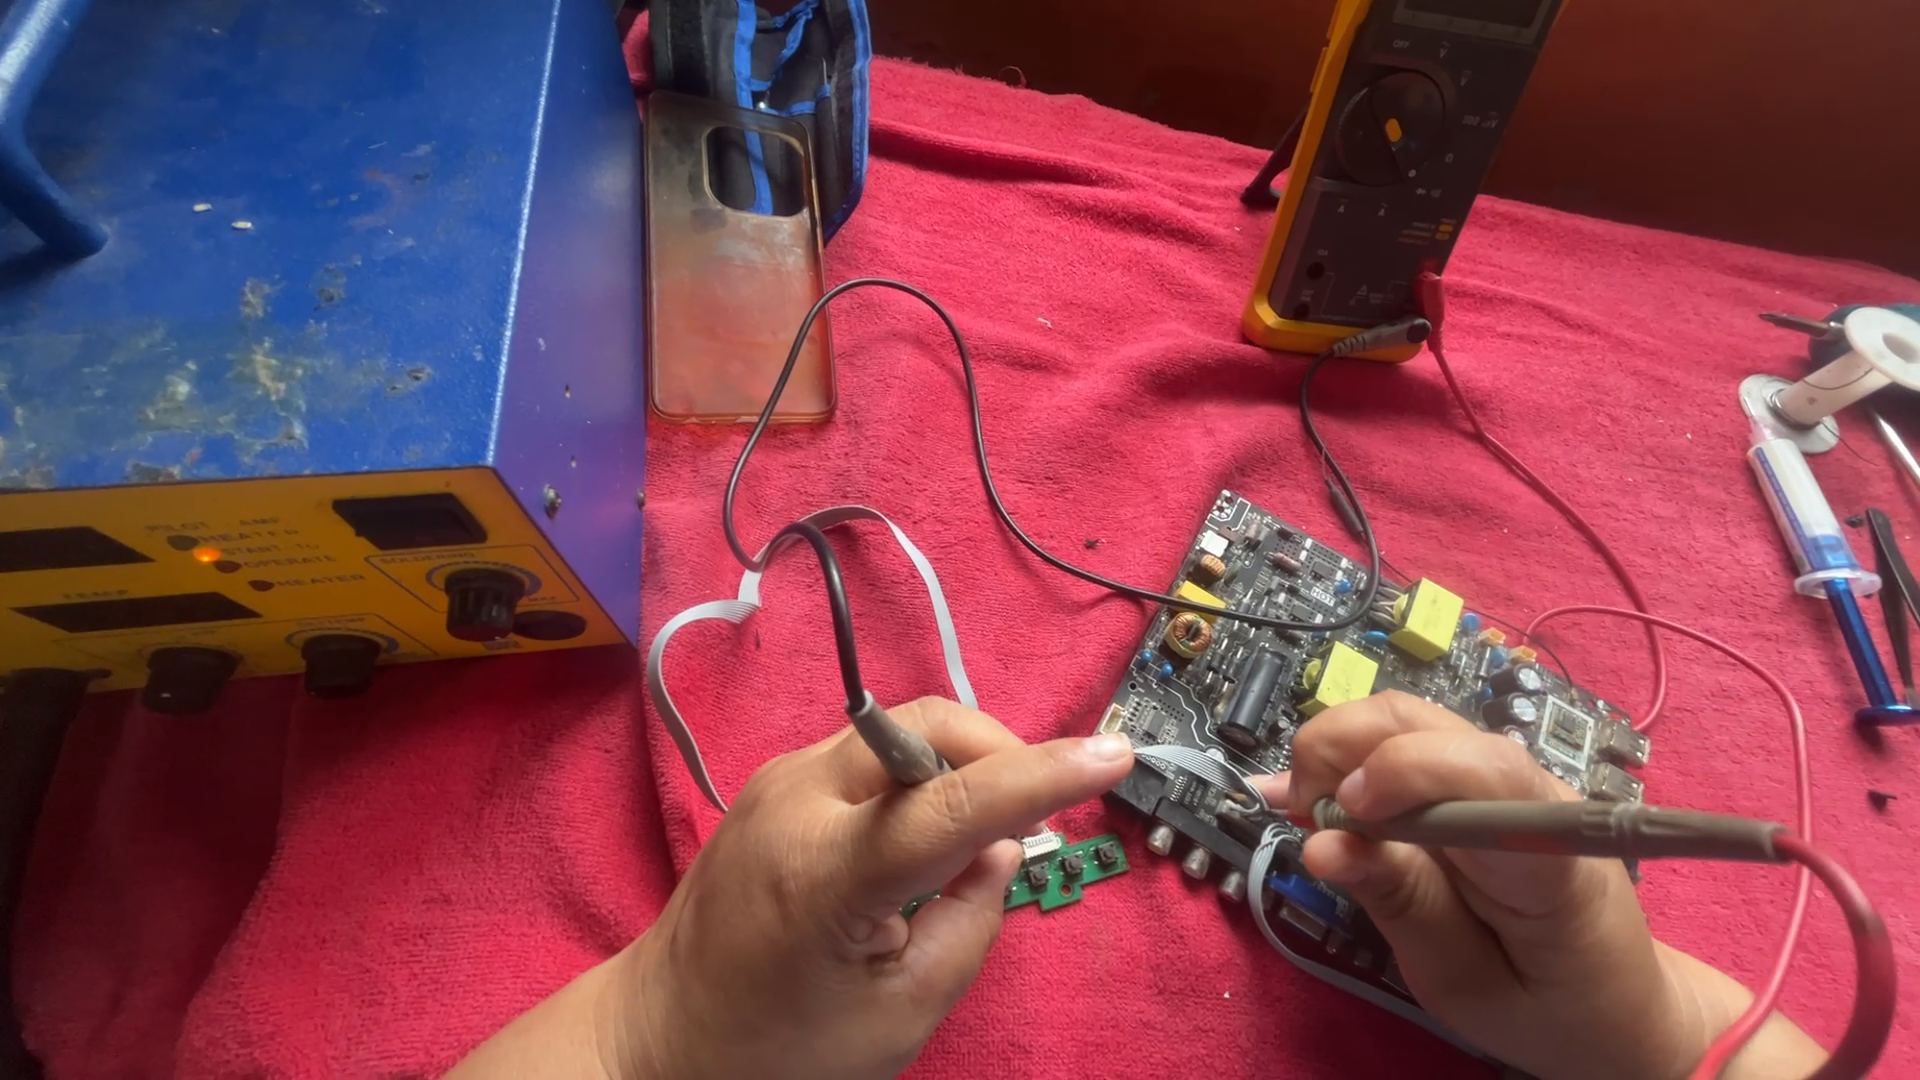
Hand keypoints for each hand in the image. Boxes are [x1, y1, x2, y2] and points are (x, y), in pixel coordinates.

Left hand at [608, 697, 1133, 1078]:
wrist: (657, 1030)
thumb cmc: (778, 1049)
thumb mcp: (898, 1015)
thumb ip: (970, 921)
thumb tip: (1002, 841)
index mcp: (826, 874)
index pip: (951, 803)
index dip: (1039, 774)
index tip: (1111, 754)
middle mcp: (799, 796)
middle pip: (926, 725)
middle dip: (997, 749)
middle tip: (1027, 809)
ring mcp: (784, 773)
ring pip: (904, 726)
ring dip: (960, 760)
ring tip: (967, 831)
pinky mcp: (781, 772)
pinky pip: (877, 746)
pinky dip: (921, 772)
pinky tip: (917, 830)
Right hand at [1253, 691, 1821, 1079]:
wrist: (1615, 1000)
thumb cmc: (1548, 1008)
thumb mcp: (1465, 984)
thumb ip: (1401, 906)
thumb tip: (1319, 845)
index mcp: (1547, 858)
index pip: (1486, 769)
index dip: (1401, 771)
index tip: (1339, 815)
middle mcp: (1524, 790)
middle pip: (1414, 720)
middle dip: (1333, 750)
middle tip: (1304, 815)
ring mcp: (1496, 771)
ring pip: (1393, 715)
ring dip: (1330, 750)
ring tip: (1311, 810)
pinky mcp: (1468, 770)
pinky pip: (1392, 736)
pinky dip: (1339, 756)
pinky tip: (1314, 796)